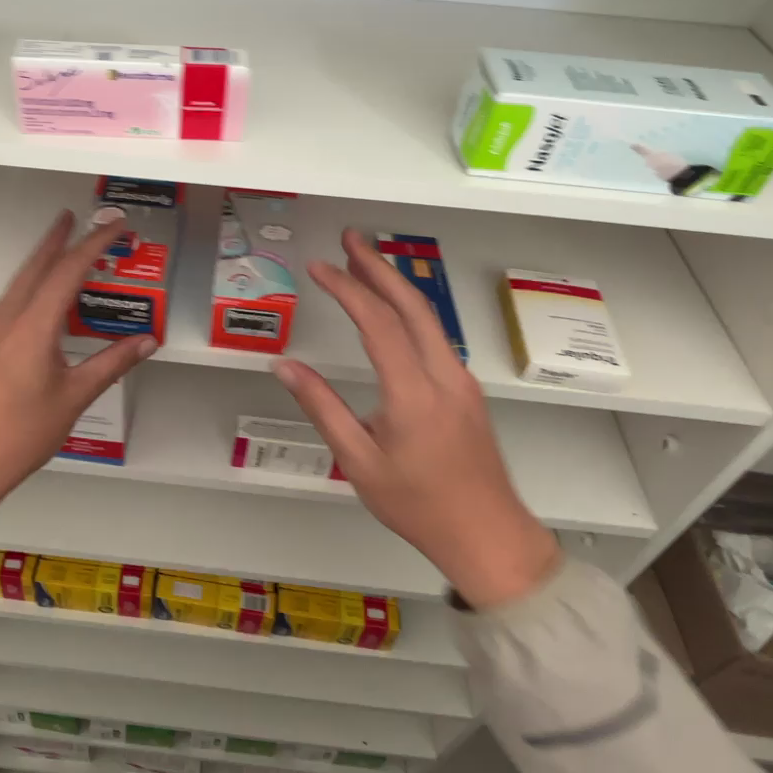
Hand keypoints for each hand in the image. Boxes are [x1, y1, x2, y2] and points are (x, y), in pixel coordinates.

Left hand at [0, 210, 158, 538]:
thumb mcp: (74, 398)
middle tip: (73, 217)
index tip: (115, 226)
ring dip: (39, 261)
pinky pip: (8, 303)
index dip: (94, 244)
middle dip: (56, 240)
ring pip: (18, 284)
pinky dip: (28, 287)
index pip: (67, 271)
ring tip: (57, 247)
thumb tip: (145, 342)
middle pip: (34, 268)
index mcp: (32, 327)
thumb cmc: (19, 435)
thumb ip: (110, 364)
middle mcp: (6, 321)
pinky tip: (37, 299)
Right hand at [273, 229, 561, 608]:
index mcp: (413, 392)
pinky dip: (410, 310)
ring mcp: (461, 380)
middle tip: (350, 237)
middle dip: (378, 266)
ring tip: (366, 262)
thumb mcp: (359, 462)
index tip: (319, 266)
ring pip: (429, 317)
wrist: (487, 534)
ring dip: (396, 285)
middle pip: (412, 305)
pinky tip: (393, 310)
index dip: (347, 288)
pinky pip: (437, 335)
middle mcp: (444, 375)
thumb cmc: (418, 505)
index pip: (377, 322)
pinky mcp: (467, 390)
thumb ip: (323, 408)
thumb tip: (285, 366)